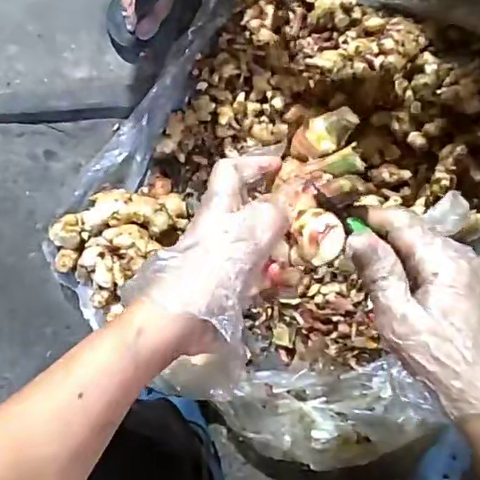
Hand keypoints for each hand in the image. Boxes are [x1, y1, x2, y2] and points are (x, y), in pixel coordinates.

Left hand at [121, 155, 287, 349]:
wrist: (182, 315)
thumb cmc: (217, 263)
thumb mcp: (256, 226)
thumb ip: (275, 211)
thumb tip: (284, 206)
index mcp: (219, 205)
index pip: (231, 170)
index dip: (254, 163)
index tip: (279, 167)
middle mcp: (216, 228)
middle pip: (248, 212)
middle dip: (275, 219)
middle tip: (296, 227)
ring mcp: (217, 259)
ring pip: (253, 247)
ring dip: (275, 252)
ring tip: (288, 262)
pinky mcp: (220, 287)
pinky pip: (249, 276)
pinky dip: (265, 279)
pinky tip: (276, 285)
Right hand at [347, 208, 479, 423]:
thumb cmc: (436, 357)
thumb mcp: (398, 317)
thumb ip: (379, 272)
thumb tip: (356, 236)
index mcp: (442, 257)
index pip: (401, 220)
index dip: (370, 216)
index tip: (341, 220)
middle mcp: (460, 254)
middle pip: (413, 230)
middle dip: (380, 234)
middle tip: (348, 247)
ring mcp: (468, 270)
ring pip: (423, 246)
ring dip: (394, 251)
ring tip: (365, 266)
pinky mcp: (469, 287)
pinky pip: (433, 263)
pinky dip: (409, 265)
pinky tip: (395, 285)